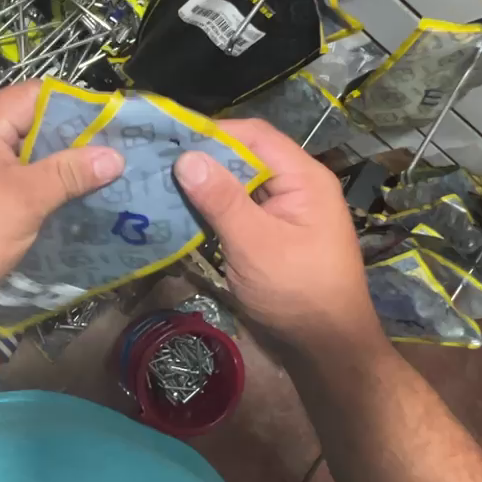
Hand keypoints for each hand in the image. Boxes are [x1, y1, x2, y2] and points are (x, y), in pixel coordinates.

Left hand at [0, 81, 124, 314]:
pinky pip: (12, 177)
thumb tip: (115, 156)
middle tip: (117, 155)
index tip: (116, 126)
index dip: (79, 107)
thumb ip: (69, 173)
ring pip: (24, 154)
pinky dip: (39, 185)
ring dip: (58, 166)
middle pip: (33, 123)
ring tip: (101, 178)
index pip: (38, 95)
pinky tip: (68, 200)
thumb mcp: (25, 200)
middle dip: (73, 140)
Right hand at [173, 119, 382, 359]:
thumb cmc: (296, 292)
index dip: (211, 132)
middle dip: (202, 160)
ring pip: (238, 185)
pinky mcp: (270, 236)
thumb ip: (221, 199)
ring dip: (204, 187)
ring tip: (160, 186)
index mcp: (303, 177)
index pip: (253, 135)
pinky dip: (211, 211)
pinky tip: (180, 215)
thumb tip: (185, 157)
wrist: (326, 350)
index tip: (168, 140)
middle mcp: (295, 186)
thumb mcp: (255, 243)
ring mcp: (283, 212)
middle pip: (244, 157)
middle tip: (155, 164)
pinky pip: (238, 210)